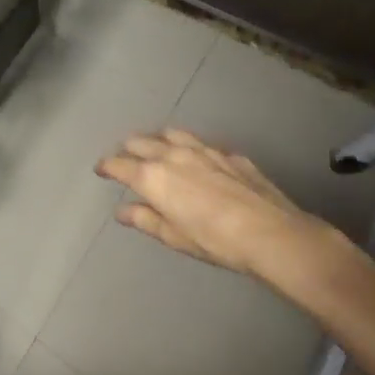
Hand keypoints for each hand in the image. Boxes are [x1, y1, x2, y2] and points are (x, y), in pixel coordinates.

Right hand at [94, 129, 340, 279]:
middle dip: (128, 150)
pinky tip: (199, 162)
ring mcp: (203, 150)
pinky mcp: (230, 155)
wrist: (274, 235)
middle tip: (127, 160)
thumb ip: (145, 219)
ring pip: (170, 134)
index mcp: (152, 176)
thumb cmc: (215, 241)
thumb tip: (122, 211)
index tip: (100, 170)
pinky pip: (202, 144)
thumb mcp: (174, 237)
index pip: (117, 164)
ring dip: (157, 140)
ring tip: (158, 150)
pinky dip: (191, 149)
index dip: (105, 166)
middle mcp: (172, 155)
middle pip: (140, 142)